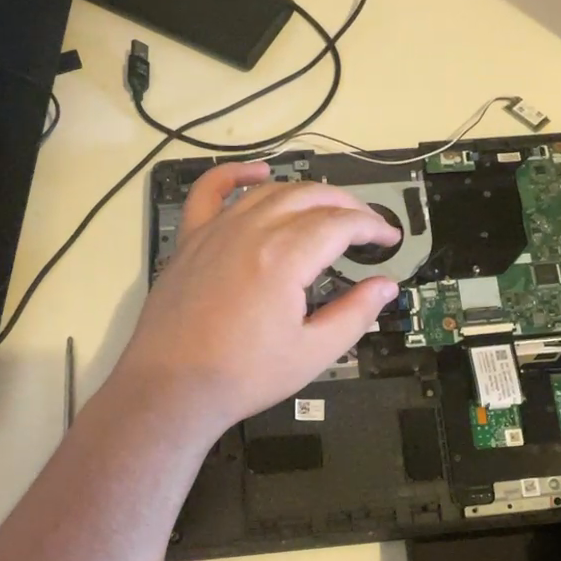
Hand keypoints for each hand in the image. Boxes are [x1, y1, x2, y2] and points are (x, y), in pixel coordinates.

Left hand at [110, 161, 401, 436]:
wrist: (171, 389)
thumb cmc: (244, 376)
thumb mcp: (313, 353)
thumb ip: (355, 314)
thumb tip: (385, 287)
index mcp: (284, 258)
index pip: (340, 223)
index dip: (372, 226)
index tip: (389, 238)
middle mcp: (251, 231)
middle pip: (310, 197)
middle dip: (347, 205)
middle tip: (367, 224)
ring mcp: (216, 230)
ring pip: (270, 191)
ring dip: (306, 193)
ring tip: (329, 209)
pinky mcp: (190, 239)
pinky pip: (210, 191)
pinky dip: (234, 174)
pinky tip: (257, 171)